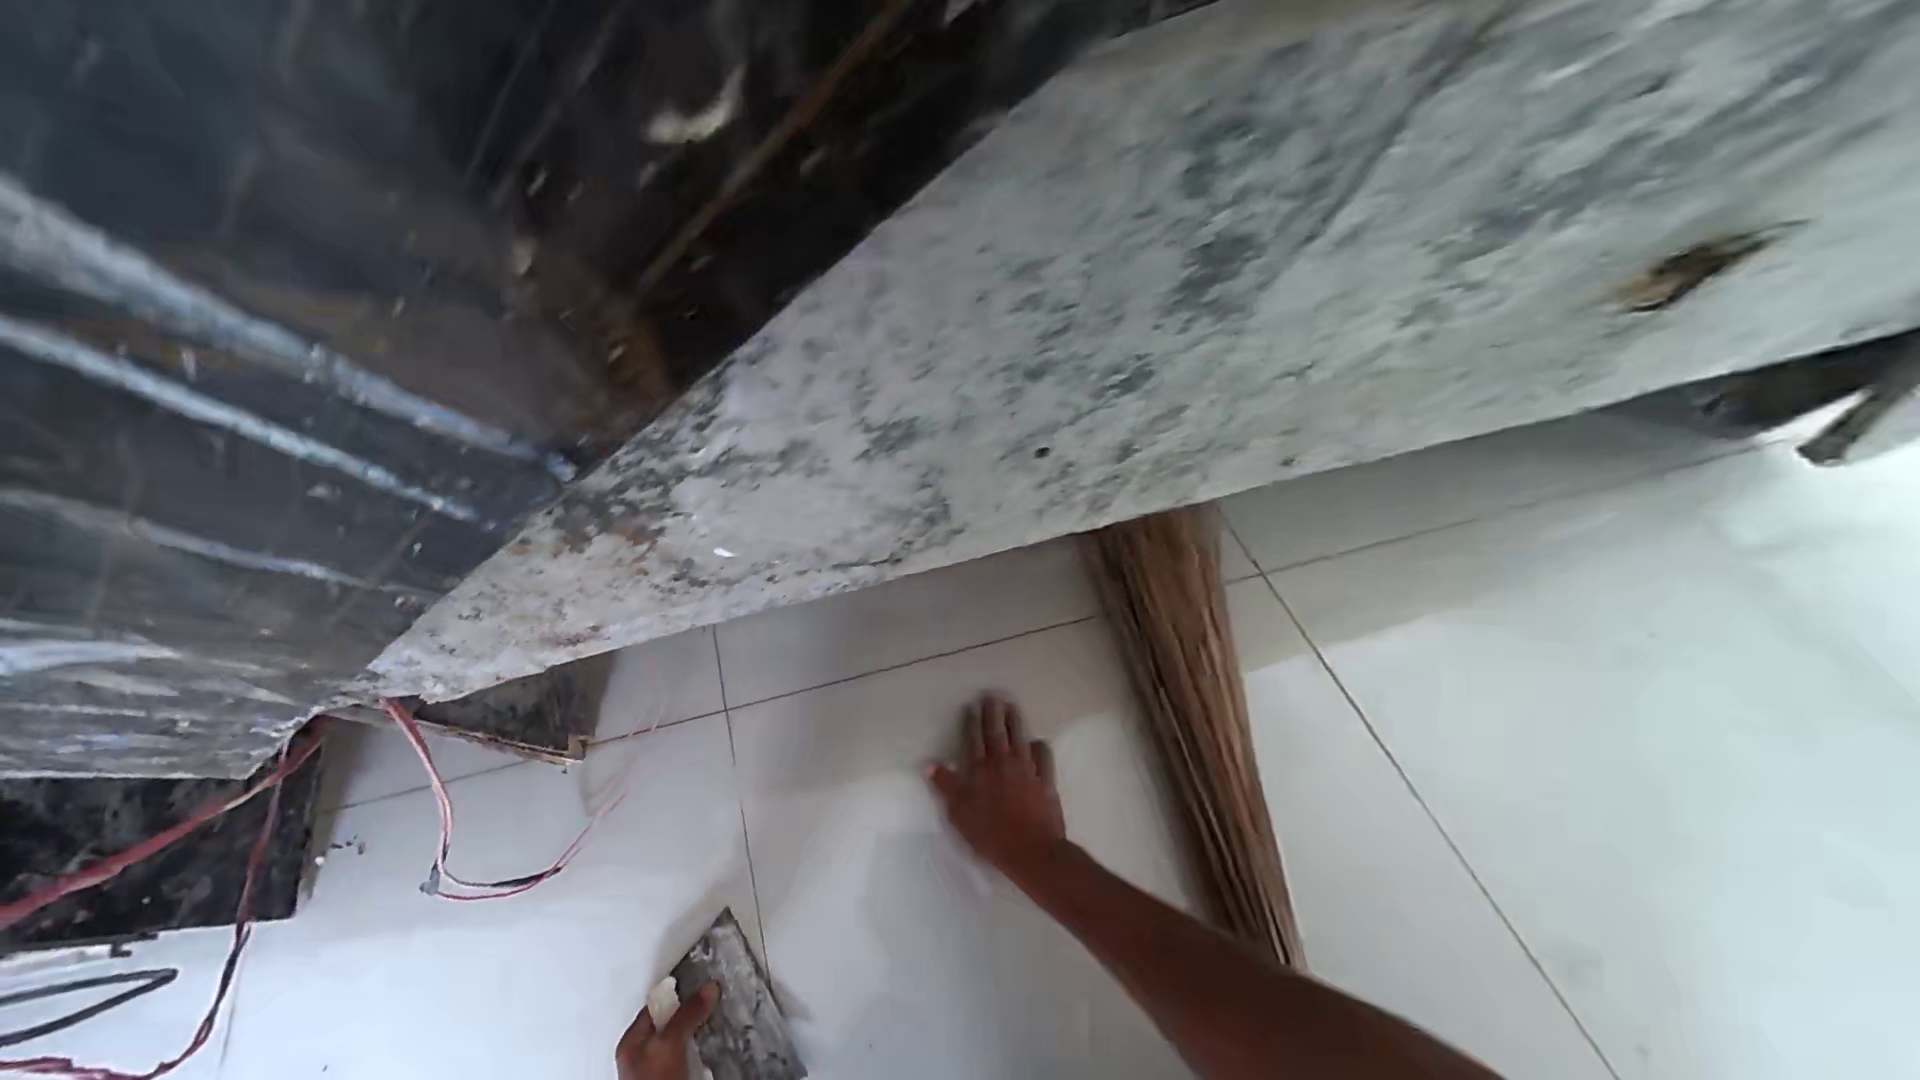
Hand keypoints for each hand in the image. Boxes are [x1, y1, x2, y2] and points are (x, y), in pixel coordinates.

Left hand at [616, 982, 717, 1079]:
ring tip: (717, 1016)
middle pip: (670, 1022)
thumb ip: (687, 1014)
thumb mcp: (670, 1044)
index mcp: (632, 1042)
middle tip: (714, 999)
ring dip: (698, 1029)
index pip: (656, 1006)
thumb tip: (711, 986)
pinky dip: (700, 1046)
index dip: (678, 993)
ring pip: (681, 1038)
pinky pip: (689, 1054)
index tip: (702, 983)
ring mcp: (657, 1069)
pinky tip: (714, 1042)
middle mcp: (641, 1054)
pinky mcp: (673, 1078)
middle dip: (691, 1011)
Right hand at [926, 693, 1067, 888]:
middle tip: (992, 695)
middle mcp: (1002, 763)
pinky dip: (1040, 746)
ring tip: (1012, 706)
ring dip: (1015, 720)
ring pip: (1020, 737)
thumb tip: (928, 764)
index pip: (973, 739)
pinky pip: (1044, 756)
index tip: (971, 705)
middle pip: (996, 732)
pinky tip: (1037, 742)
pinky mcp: (1045, 779)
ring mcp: (1026, 769)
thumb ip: (945, 786)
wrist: (1031, 850)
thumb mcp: (958, 814)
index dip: (972, 721)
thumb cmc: (989, 835)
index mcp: (979, 770)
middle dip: (993, 712)